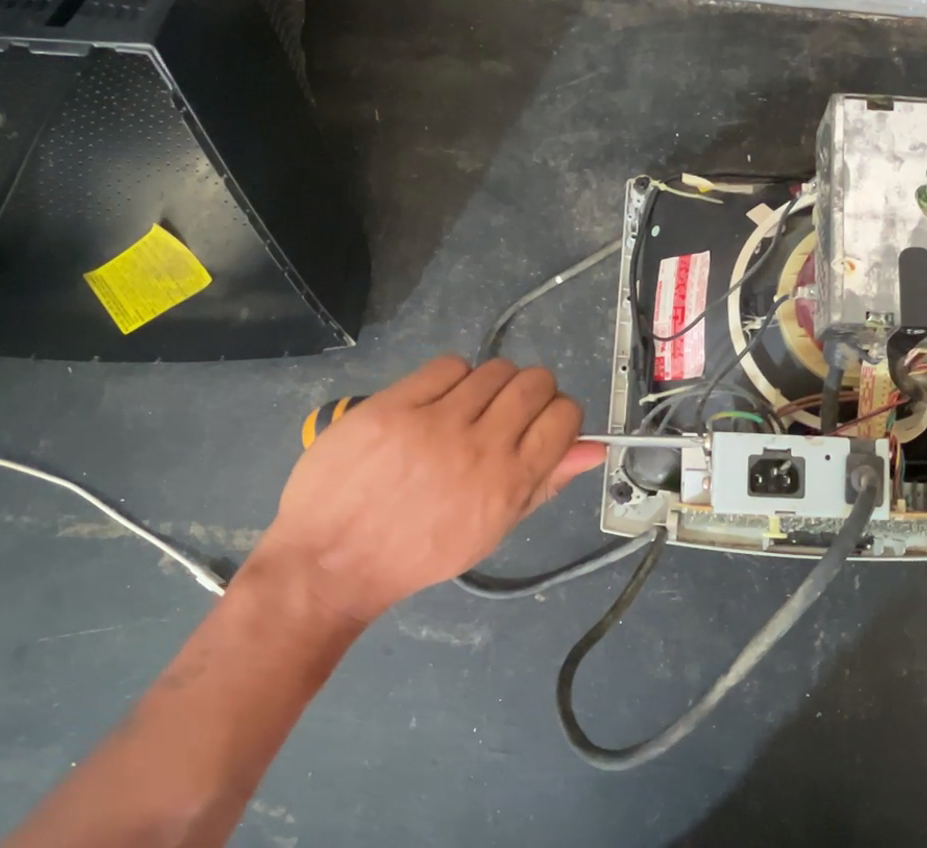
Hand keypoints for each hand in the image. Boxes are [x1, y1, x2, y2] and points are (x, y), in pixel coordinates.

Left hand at [251, 356, 608, 622]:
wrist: (333, 560)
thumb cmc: (419, 553)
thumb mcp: (492, 529)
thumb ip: (545, 483)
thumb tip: (593, 448)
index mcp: (508, 482)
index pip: (563, 417)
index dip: (561, 414)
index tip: (544, 423)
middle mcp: (479, 446)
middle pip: (534, 383)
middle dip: (533, 392)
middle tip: (507, 414)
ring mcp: (433, 422)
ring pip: (494, 370)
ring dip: (492, 385)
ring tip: (468, 409)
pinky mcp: (394, 404)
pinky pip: (448, 366)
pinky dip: (453, 378)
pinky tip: (438, 401)